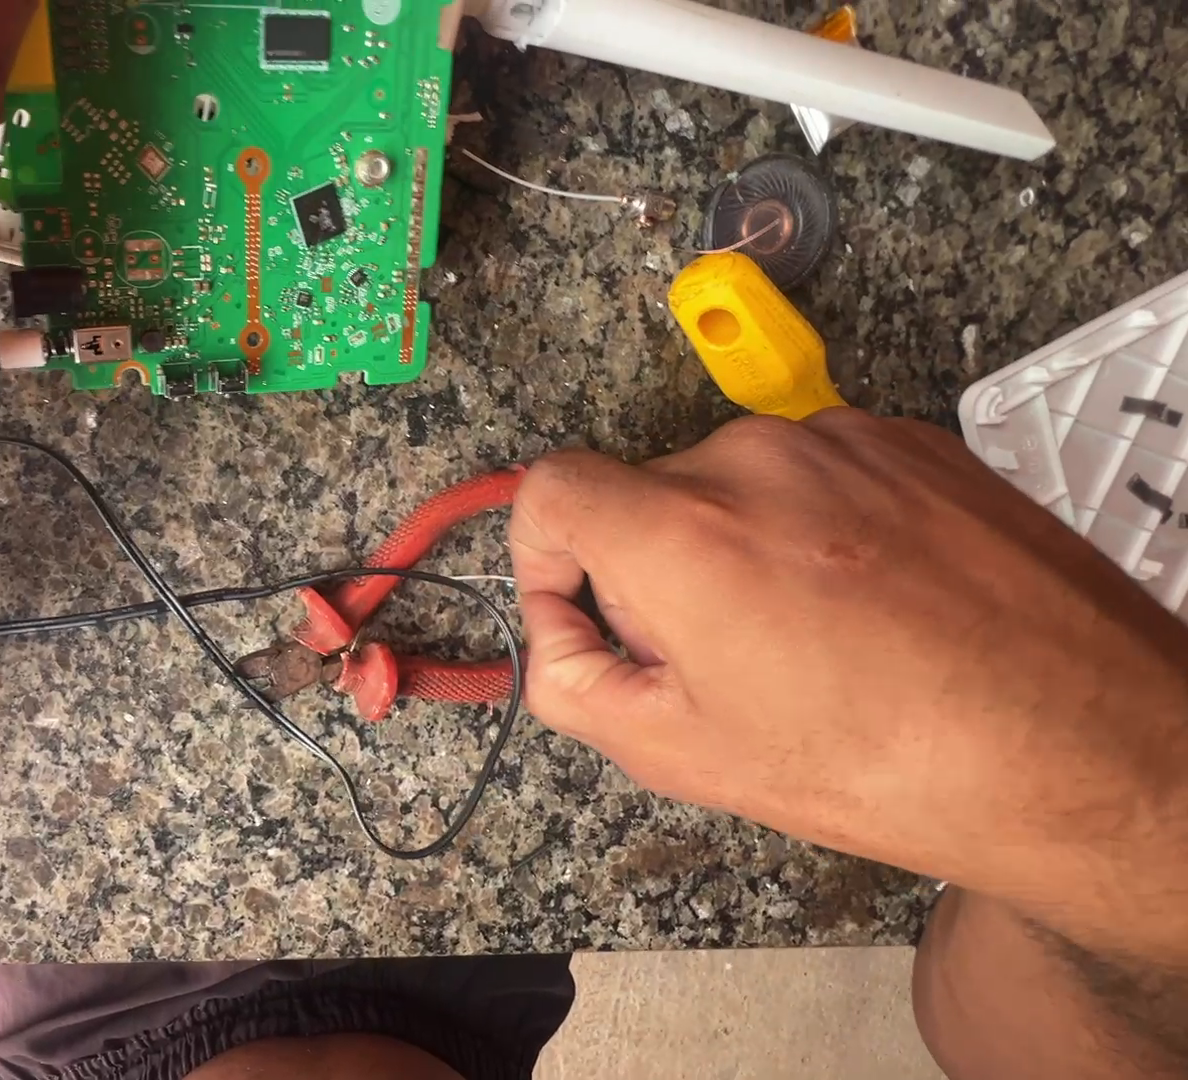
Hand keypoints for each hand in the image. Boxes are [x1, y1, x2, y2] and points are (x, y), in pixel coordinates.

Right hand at [510, 410, 1187, 963]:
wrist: (1099, 756)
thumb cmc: (884, 760)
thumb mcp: (671, 751)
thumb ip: (563, 678)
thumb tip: (555, 627)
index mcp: (682, 535)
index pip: (547, 487)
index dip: (539, 551)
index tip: (578, 601)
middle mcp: (751, 461)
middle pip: (630, 497)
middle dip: (638, 569)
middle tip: (707, 650)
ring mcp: (835, 439)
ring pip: (709, 484)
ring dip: (715, 546)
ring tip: (793, 628)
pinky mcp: (901, 439)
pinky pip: (790, 471)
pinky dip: (787, 523)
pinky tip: (848, 595)